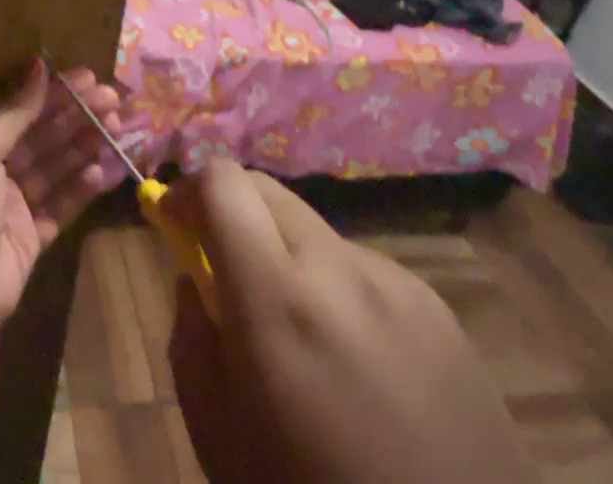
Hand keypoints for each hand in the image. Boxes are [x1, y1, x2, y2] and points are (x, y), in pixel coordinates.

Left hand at [0, 59, 121, 384]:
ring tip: (117, 129)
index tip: (89, 77)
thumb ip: (12, 111)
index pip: (14, 110)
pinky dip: (81, 188)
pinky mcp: (29, 240)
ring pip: (53, 169)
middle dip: (75, 117)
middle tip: (114, 100)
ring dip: (83, 147)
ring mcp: (8, 207)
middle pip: (38, 137)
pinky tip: (104, 171)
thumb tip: (38, 63)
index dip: (51, 93)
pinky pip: (60, 206)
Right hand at [167, 161, 537, 483]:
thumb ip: (192, 335)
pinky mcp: (439, 311)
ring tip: (297, 337)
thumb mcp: (215, 429)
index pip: (224, 183)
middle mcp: (340, 269)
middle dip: (231, 212)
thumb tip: (198, 280)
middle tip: (223, 272)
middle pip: (269, 191)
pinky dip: (336, 289)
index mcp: (276, 296)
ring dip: (285, 255)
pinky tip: (354, 364)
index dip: (187, 189)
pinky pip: (365, 273)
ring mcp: (398, 286)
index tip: (173, 222)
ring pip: (316, 233)